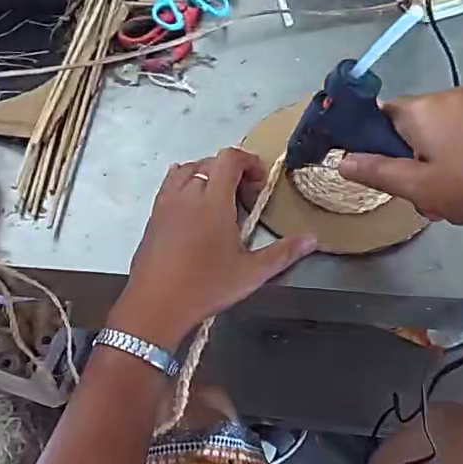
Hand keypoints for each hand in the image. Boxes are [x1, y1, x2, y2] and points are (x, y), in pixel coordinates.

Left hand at [110, 148, 315, 347]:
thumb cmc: (204, 287)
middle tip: (244, 197)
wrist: (155, 304)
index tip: (259, 181)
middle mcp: (186, 194)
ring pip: (186, 171)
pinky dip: (184, 187)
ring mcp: (165, 204)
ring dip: (205, 176)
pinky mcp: (152, 218)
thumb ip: (282, 253)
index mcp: (212, 200)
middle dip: (230, 171)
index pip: (229, 158)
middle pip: (209, 162)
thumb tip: (310, 240)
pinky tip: (192, 211)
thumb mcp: (251, 273)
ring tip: (218, 200)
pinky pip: (169, 187)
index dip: (249, 161)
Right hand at [336, 87, 462, 229]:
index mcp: (420, 109)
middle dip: (408, 163)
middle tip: (422, 198)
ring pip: (438, 136)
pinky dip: (462, 161)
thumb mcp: (420, 188)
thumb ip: (377, 173)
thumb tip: (341, 160)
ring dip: (435, 167)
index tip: (378, 175)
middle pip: (409, 127)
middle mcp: (448, 97)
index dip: (370, 144)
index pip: (377, 115)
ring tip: (453, 201)